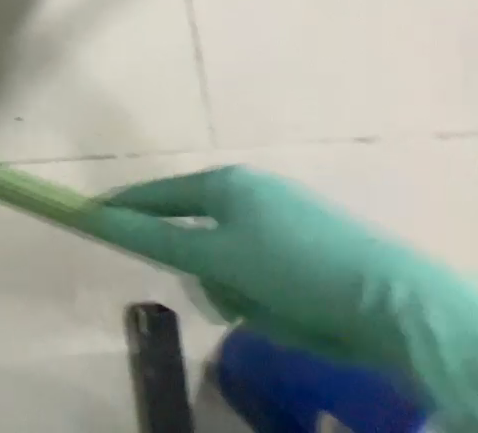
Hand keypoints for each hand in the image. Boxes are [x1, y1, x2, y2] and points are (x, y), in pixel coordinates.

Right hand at [89, 166, 477, 419]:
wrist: (407, 309)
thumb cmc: (293, 271)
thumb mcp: (213, 258)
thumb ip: (149, 239)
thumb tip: (89, 217)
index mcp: (224, 182)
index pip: (153, 194)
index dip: (121, 210)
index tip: (92, 224)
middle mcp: (255, 190)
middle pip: (195, 228)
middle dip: (200, 266)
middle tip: (216, 294)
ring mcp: (294, 216)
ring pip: (232, 253)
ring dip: (236, 285)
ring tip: (263, 311)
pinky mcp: (325, 246)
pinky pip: (269, 267)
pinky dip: (270, 291)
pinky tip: (295, 313)